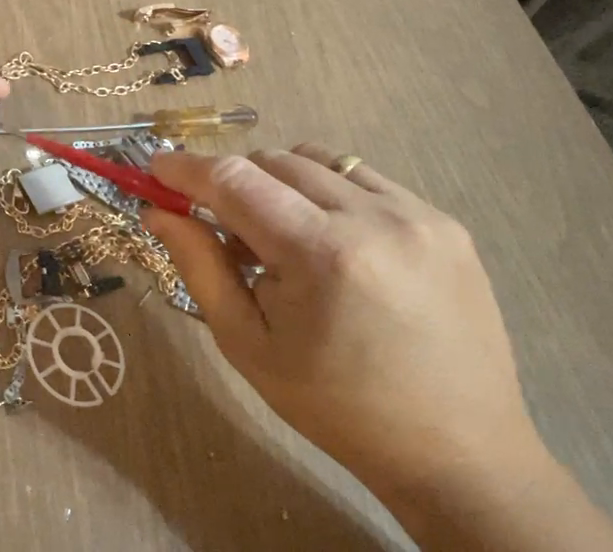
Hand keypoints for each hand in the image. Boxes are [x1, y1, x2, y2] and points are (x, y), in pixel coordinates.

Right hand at [141, 145, 545, 500]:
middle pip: (272, 160)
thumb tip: (157, 209)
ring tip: (278, 234)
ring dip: (279, 182)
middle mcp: (374, 218)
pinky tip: (328, 240)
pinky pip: (364, 179)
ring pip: (318, 161)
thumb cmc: (335, 405)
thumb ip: (198, 264)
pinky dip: (327, 193)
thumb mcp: (247, 341)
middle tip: (218, 225)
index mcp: (321, 254)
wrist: (457, 451)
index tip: (155, 168)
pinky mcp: (445, 223)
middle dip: (231, 181)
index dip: (186, 166)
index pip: (234, 178)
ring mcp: (418, 216)